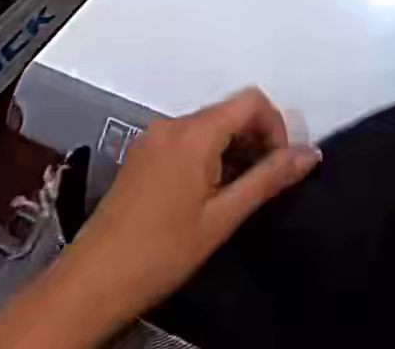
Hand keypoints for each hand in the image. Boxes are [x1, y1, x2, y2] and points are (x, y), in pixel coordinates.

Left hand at [0, 89, 319, 348]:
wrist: (82, 292)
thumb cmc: (157, 252)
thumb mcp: (223, 217)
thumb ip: (270, 178)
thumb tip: (312, 153)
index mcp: (194, 133)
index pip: (252, 101)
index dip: (276, 125)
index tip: (278, 163)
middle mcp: (172, 126)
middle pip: (232, 111)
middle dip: (257, 137)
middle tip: (263, 178)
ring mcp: (152, 141)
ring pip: (212, 125)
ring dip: (235, 147)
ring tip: (237, 189)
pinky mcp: (140, 157)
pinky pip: (190, 138)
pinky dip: (211, 153)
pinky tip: (208, 191)